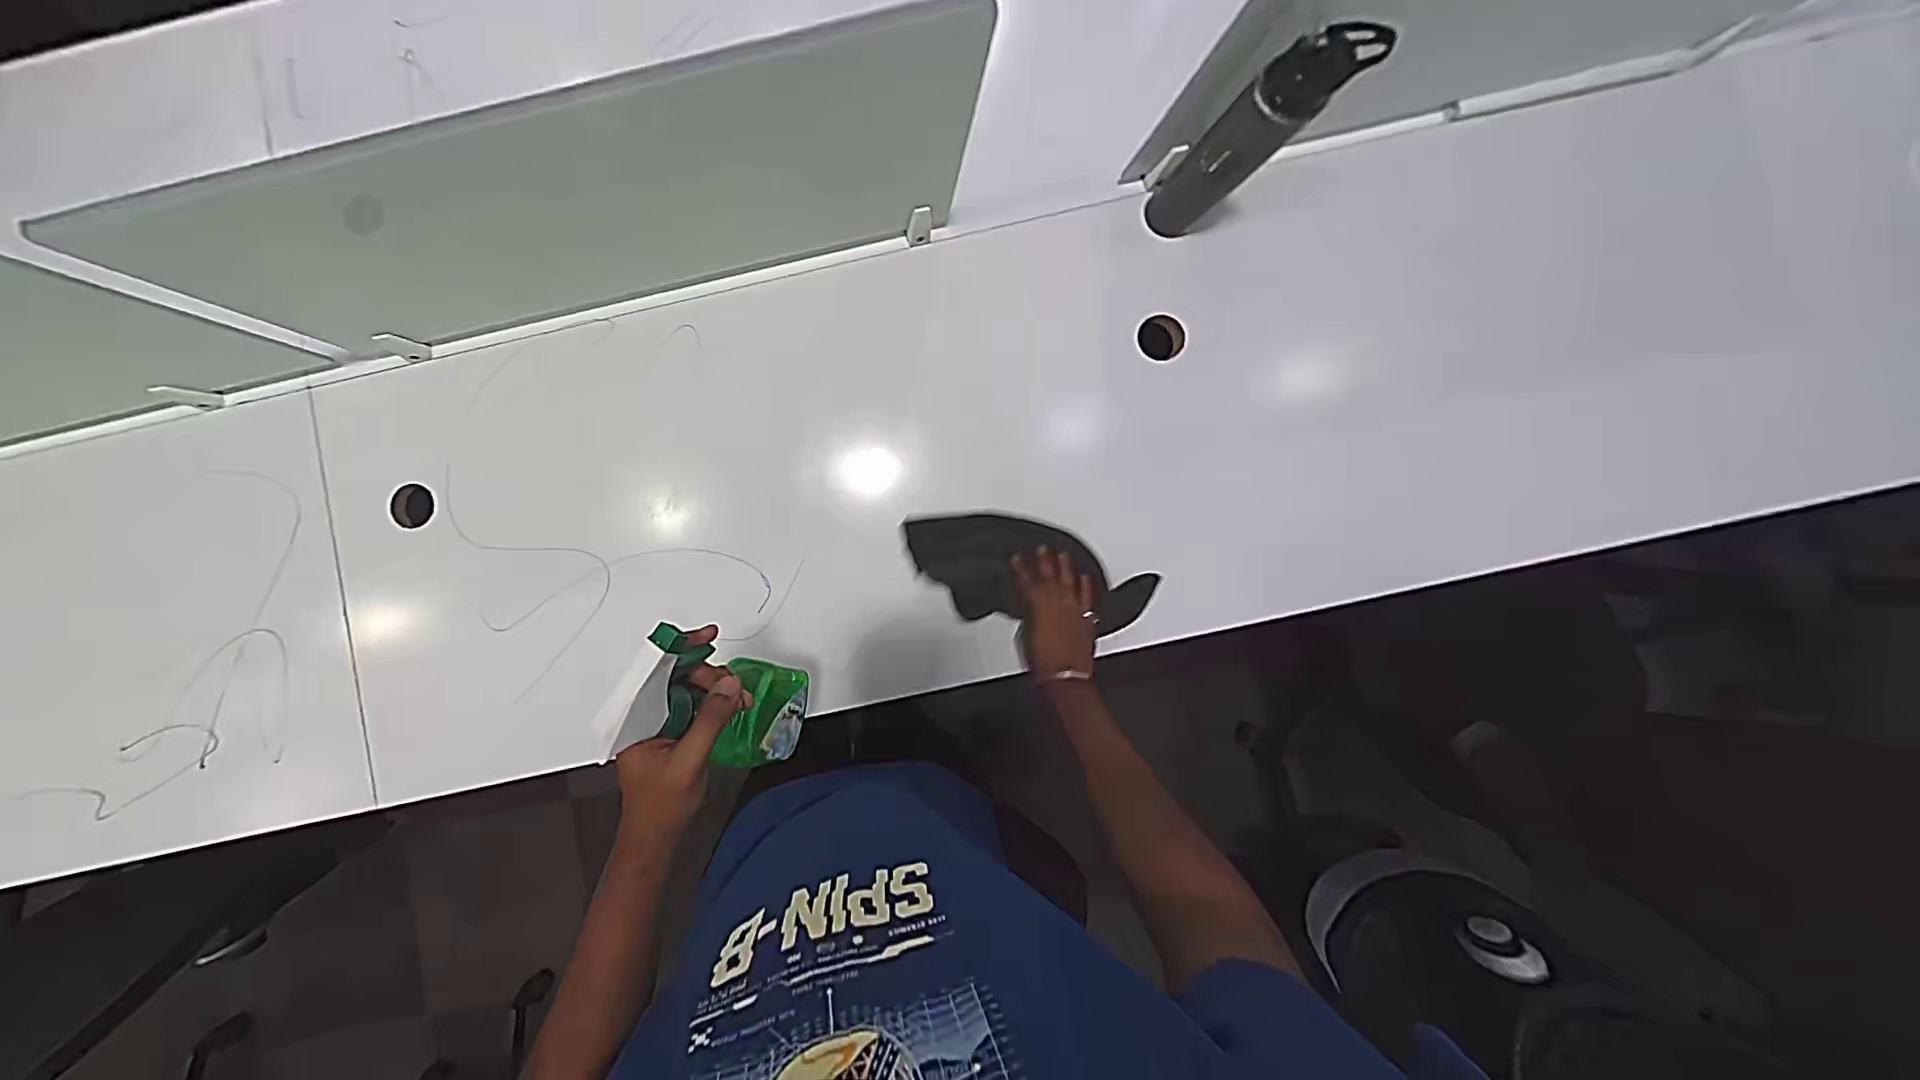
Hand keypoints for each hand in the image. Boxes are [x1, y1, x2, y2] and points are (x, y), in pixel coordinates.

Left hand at [612, 625, 748, 836]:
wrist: (655, 838)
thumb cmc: (659, 808)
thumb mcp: (688, 761)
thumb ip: (709, 720)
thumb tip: (728, 686)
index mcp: (635, 720)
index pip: (656, 671)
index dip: (681, 648)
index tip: (706, 636)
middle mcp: (645, 715)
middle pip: (679, 675)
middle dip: (711, 675)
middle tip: (733, 688)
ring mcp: (660, 721)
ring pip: (692, 687)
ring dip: (719, 688)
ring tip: (739, 700)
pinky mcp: (675, 729)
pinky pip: (698, 703)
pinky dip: (718, 701)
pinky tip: (732, 706)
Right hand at [1011, 546, 1096, 683]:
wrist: (1065, 678)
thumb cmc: (1042, 664)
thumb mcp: (1024, 638)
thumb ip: (1028, 619)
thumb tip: (1029, 612)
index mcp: (1038, 608)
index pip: (1027, 582)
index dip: (1021, 569)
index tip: (1017, 558)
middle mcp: (1057, 606)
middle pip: (1050, 577)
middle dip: (1044, 561)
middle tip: (1042, 548)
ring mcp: (1074, 612)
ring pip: (1069, 583)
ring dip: (1065, 567)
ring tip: (1063, 555)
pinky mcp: (1086, 621)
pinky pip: (1087, 599)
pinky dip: (1086, 587)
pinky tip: (1086, 577)